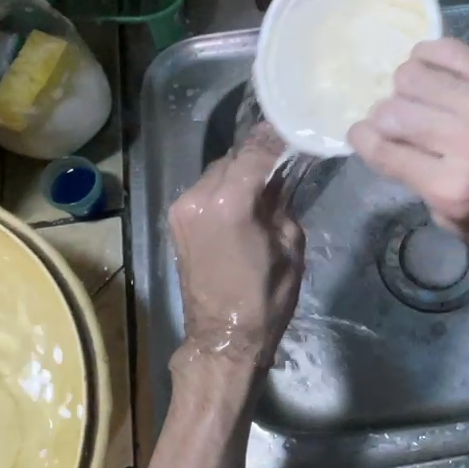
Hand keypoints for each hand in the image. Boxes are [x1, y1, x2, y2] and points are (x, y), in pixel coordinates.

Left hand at [167, 122, 304, 367]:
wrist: (223, 338)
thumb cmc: (266, 298)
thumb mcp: (290, 246)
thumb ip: (281, 203)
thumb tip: (279, 178)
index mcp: (230, 204)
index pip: (255, 152)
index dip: (275, 138)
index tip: (292, 128)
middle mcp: (198, 198)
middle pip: (232, 158)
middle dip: (257, 157)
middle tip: (282, 160)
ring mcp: (182, 209)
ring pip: (216, 172)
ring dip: (238, 173)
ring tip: (262, 185)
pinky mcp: (176, 222)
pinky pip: (204, 191)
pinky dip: (224, 189)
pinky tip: (242, 202)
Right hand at [347, 38, 468, 276]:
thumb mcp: (458, 224)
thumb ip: (419, 181)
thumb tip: (390, 142)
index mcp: (452, 188)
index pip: (382, 145)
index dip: (362, 138)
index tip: (361, 134)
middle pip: (395, 106)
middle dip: (385, 115)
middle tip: (397, 123)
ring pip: (417, 72)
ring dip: (407, 86)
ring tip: (419, 98)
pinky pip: (454, 50)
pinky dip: (433, 57)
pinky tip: (436, 72)